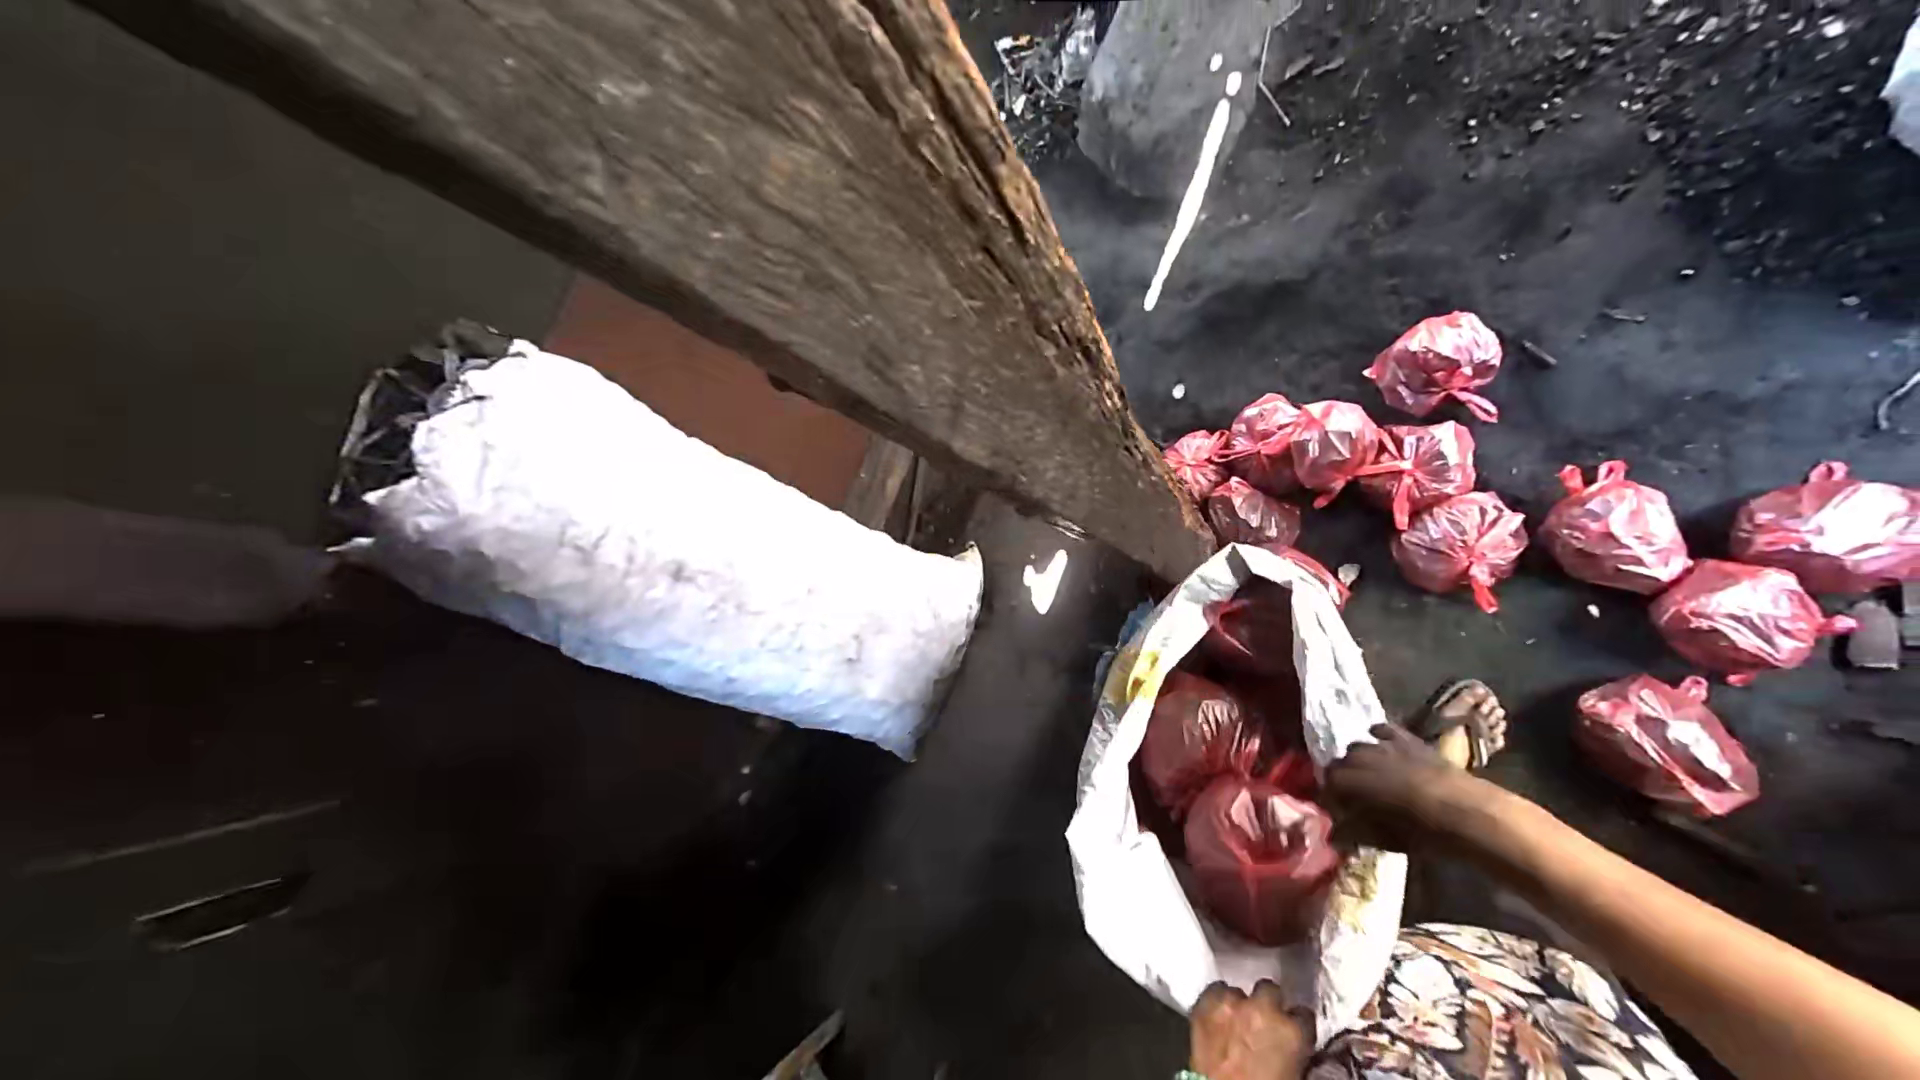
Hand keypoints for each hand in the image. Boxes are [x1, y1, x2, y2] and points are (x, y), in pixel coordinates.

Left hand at [1189, 980, 1313, 1079]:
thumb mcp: (1293, 1076)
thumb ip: (1295, 1054)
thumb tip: (1290, 1046)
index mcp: (1292, 1033)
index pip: (1304, 1014)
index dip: (1296, 1022)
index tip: (1292, 1028)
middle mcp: (1263, 1009)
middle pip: (1270, 989)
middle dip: (1269, 1003)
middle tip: (1263, 1020)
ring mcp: (1232, 1001)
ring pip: (1239, 991)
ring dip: (1240, 1004)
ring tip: (1236, 1020)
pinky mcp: (1206, 1001)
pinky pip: (1214, 991)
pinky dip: (1217, 1002)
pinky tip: (1217, 1015)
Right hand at [1322, 723, 1493, 852]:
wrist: (1467, 814)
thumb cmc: (1419, 830)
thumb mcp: (1380, 838)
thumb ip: (1352, 833)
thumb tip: (1334, 833)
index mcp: (1344, 780)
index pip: (1326, 788)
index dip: (1331, 801)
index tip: (1340, 813)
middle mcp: (1355, 756)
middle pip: (1338, 764)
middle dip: (1342, 780)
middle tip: (1354, 797)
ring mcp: (1381, 744)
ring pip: (1357, 747)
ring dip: (1359, 761)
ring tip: (1371, 776)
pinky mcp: (1405, 739)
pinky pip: (1383, 730)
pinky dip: (1378, 737)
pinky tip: (1383, 746)